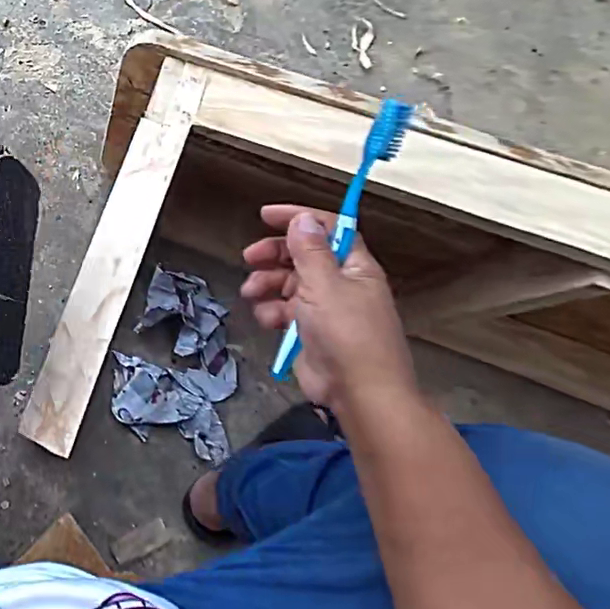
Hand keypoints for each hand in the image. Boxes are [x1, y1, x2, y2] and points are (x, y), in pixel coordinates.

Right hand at [239, 204, 416, 409]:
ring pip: (290, 283)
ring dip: (268, 283)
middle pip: (303, 255)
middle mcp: (340, 283)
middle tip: (250, 257)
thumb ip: (310, 250)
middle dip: (275, 253)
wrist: (359, 393)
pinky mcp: (310, 332)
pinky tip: (267, 319)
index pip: (327, 228)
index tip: (266, 215)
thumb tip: (303, 219)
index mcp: (353, 266)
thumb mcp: (325, 285)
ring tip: (252, 292)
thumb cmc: (348, 334)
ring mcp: (325, 308)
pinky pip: (286, 311)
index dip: (299, 218)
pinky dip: (273, 311)